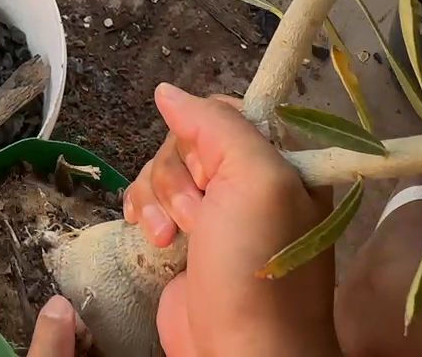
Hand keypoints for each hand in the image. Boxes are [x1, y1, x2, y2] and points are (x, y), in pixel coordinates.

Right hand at [125, 84, 340, 356]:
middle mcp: (245, 180)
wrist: (238, 356)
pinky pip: (147, 195)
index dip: (205, 133)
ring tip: (171, 237)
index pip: (225, 111)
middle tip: (198, 214)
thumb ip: (216, 124)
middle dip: (179, 173)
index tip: (211, 169)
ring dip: (158, 198)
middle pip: (185, 138)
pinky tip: (152, 237)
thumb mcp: (255, 181)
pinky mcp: (181, 234)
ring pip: (162, 166)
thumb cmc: (256, 268)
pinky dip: (143, 210)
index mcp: (279, 162)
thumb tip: (166, 91)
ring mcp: (212, 209)